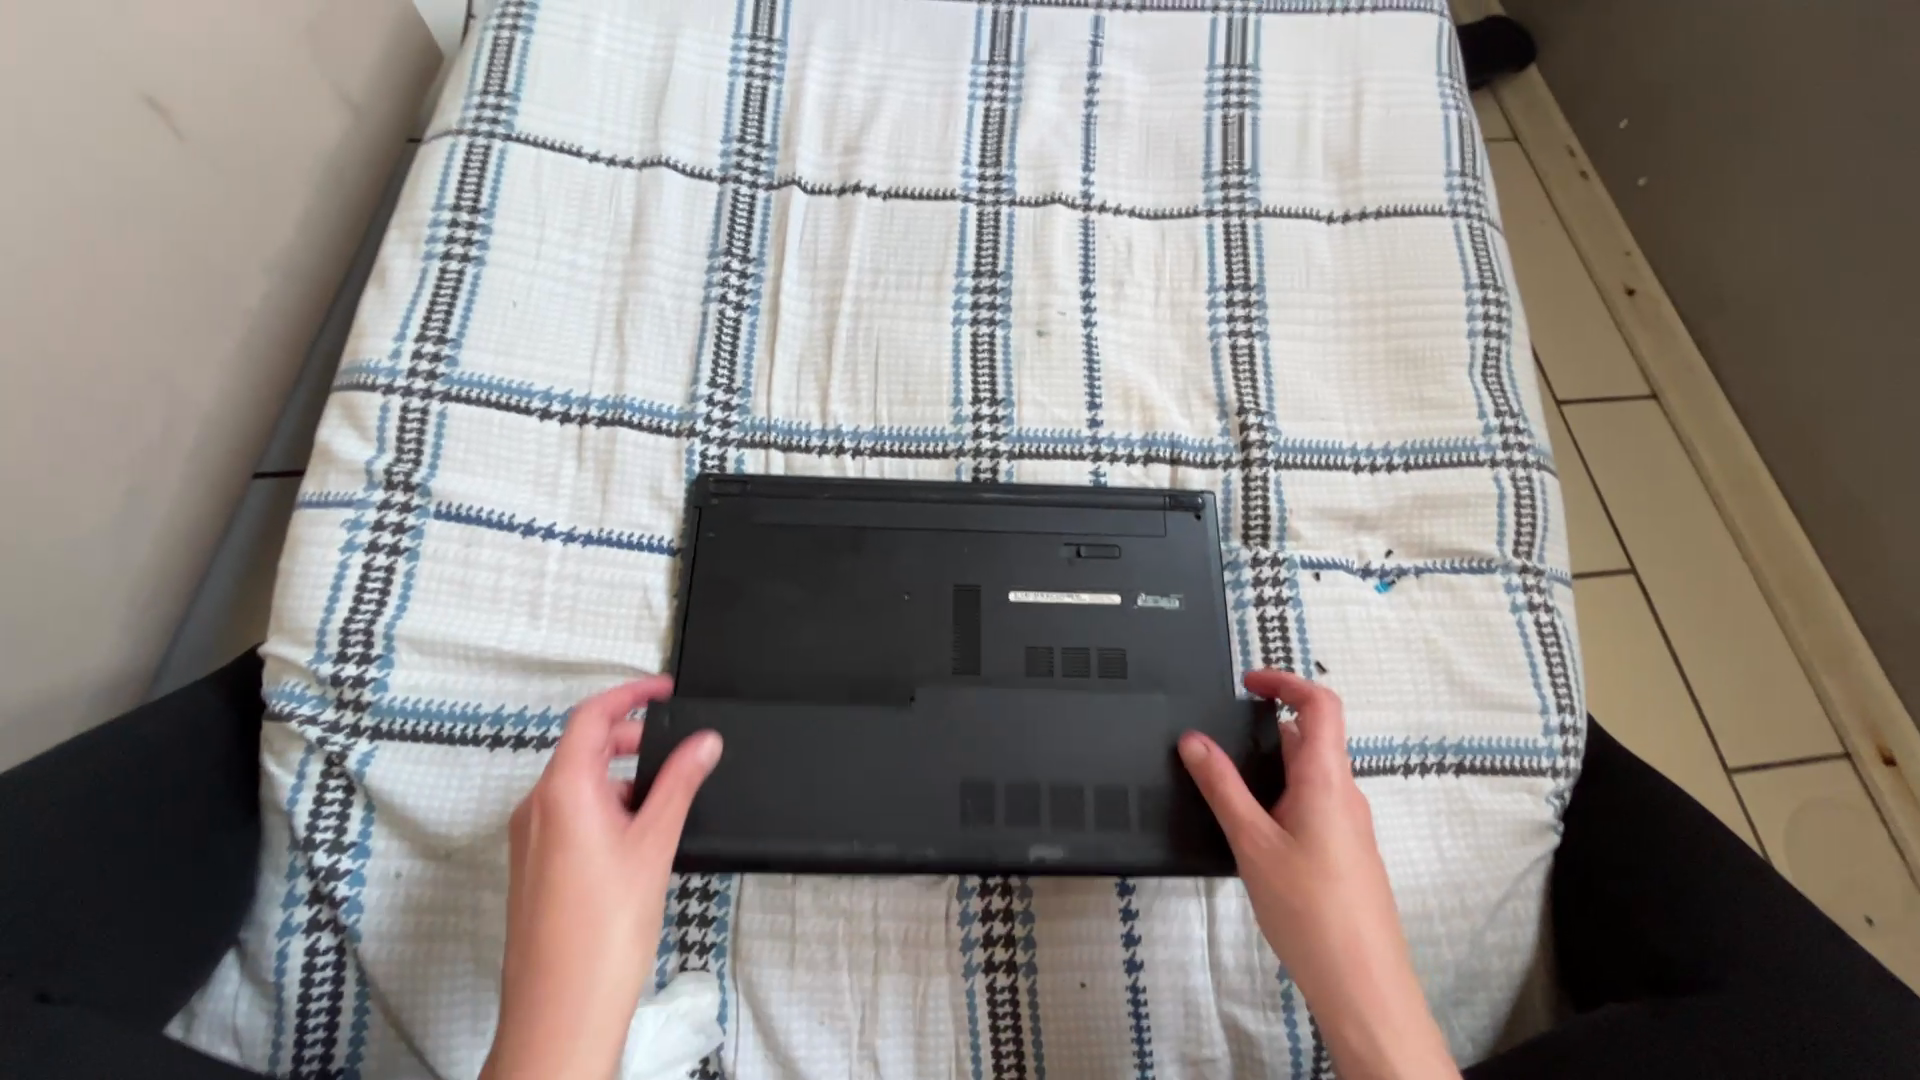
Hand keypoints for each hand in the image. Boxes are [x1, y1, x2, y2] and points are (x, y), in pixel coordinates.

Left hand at [481, 678, 722, 1079]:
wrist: (561, 1010)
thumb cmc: (602, 934)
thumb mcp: (655, 843)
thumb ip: (680, 782)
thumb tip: (703, 742)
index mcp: (562, 792)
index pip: (592, 716)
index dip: (630, 693)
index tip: (663, 689)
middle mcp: (537, 809)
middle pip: (582, 747)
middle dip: (630, 736)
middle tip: (674, 742)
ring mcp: (531, 838)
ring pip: (577, 782)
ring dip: (621, 773)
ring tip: (665, 795)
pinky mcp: (534, 865)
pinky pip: (570, 812)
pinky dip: (606, 803)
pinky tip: (638, 833)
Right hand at [1179, 671, 1458, 1079]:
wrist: (1363, 984)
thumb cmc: (1311, 912)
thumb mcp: (1252, 842)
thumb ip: (1221, 786)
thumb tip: (1193, 740)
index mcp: (1326, 780)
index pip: (1320, 705)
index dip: (1285, 681)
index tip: (1247, 682)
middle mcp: (1343, 794)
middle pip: (1311, 736)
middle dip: (1266, 727)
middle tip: (1220, 737)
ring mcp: (1348, 824)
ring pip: (1310, 772)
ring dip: (1271, 763)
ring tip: (1226, 784)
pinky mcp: (1344, 850)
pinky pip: (1312, 801)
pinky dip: (1280, 793)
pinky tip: (1252, 827)